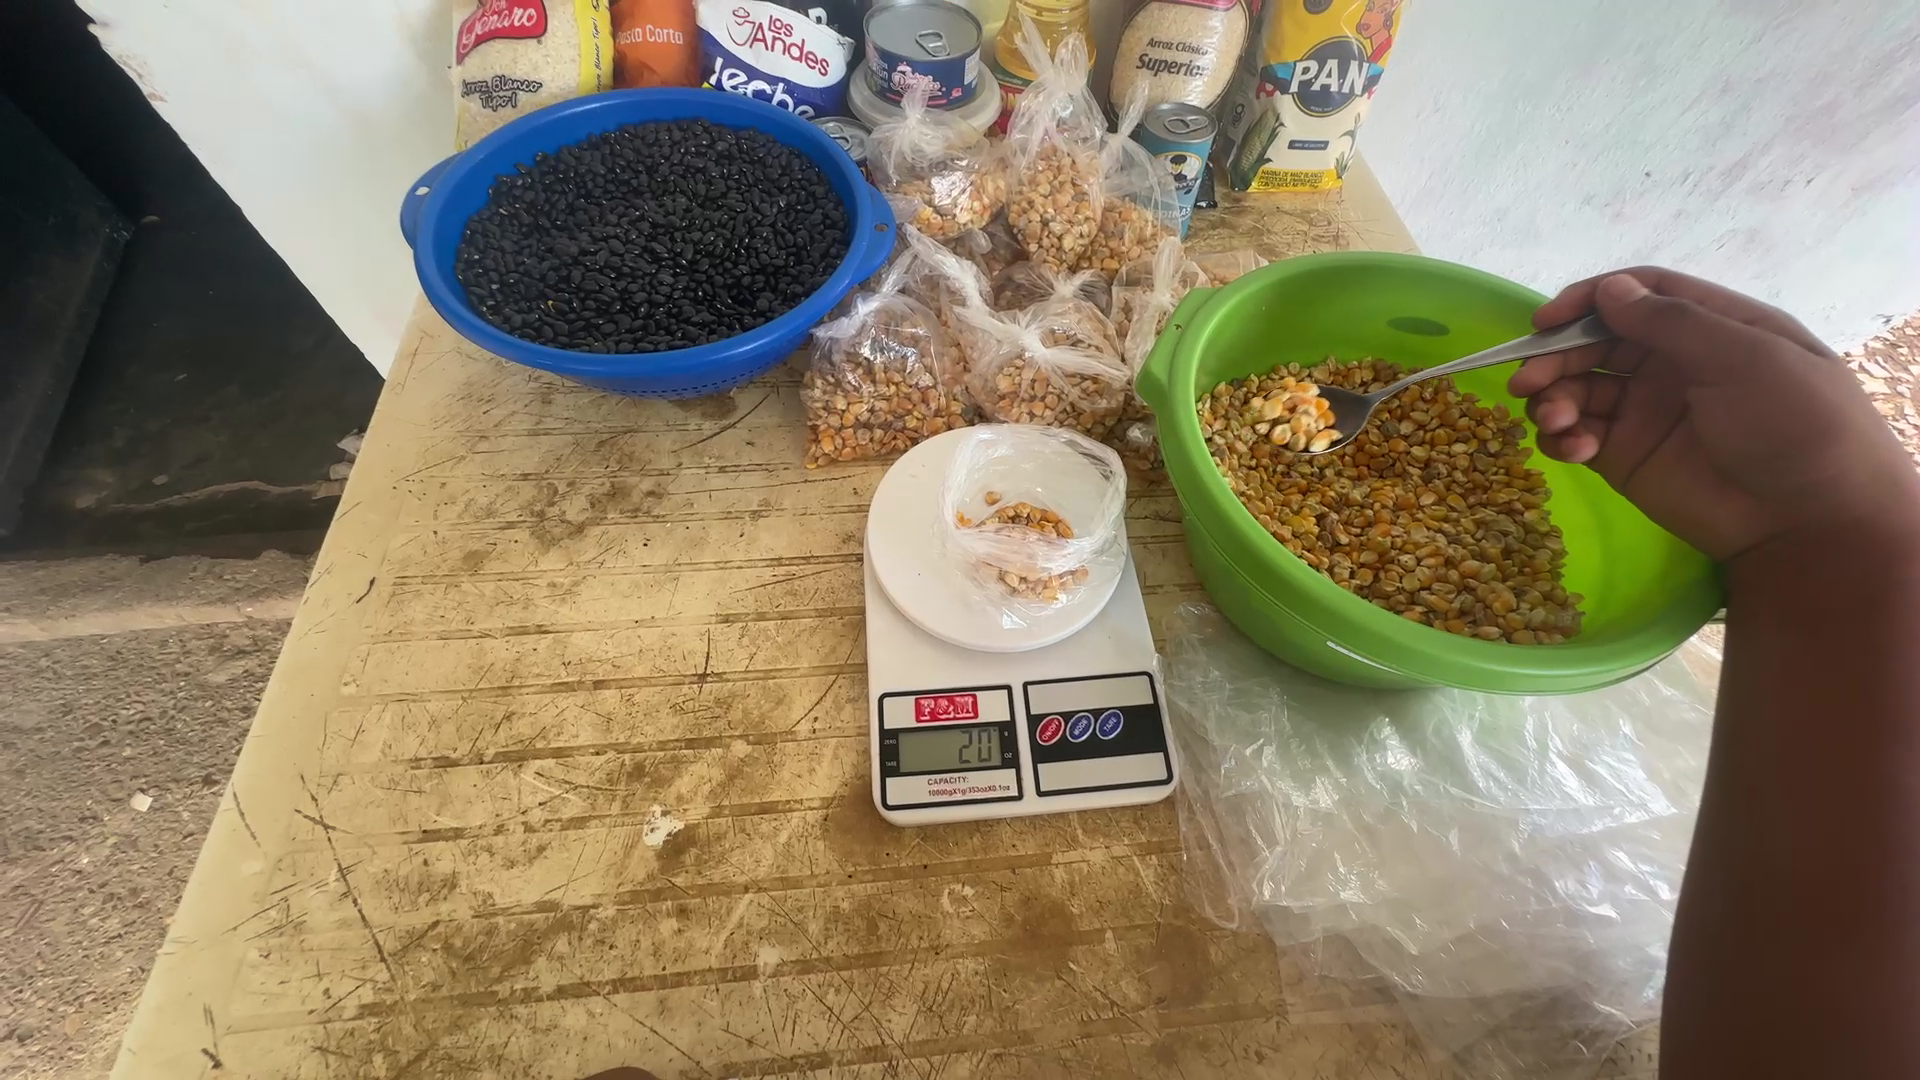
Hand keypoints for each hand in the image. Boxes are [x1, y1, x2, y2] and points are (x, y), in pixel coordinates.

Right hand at [1508, 268, 1918, 562]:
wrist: (1802, 517)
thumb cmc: (1792, 425)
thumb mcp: (1745, 360)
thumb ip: (1673, 322)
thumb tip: (1608, 291)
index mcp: (1707, 329)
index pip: (1637, 296)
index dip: (1587, 301)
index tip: (1543, 324)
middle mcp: (1666, 364)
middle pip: (1590, 345)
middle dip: (1552, 361)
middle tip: (1526, 384)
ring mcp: (1638, 409)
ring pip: (1572, 390)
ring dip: (1552, 403)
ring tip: (1555, 424)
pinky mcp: (1616, 451)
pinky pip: (1570, 435)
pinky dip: (1560, 440)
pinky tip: (1576, 452)